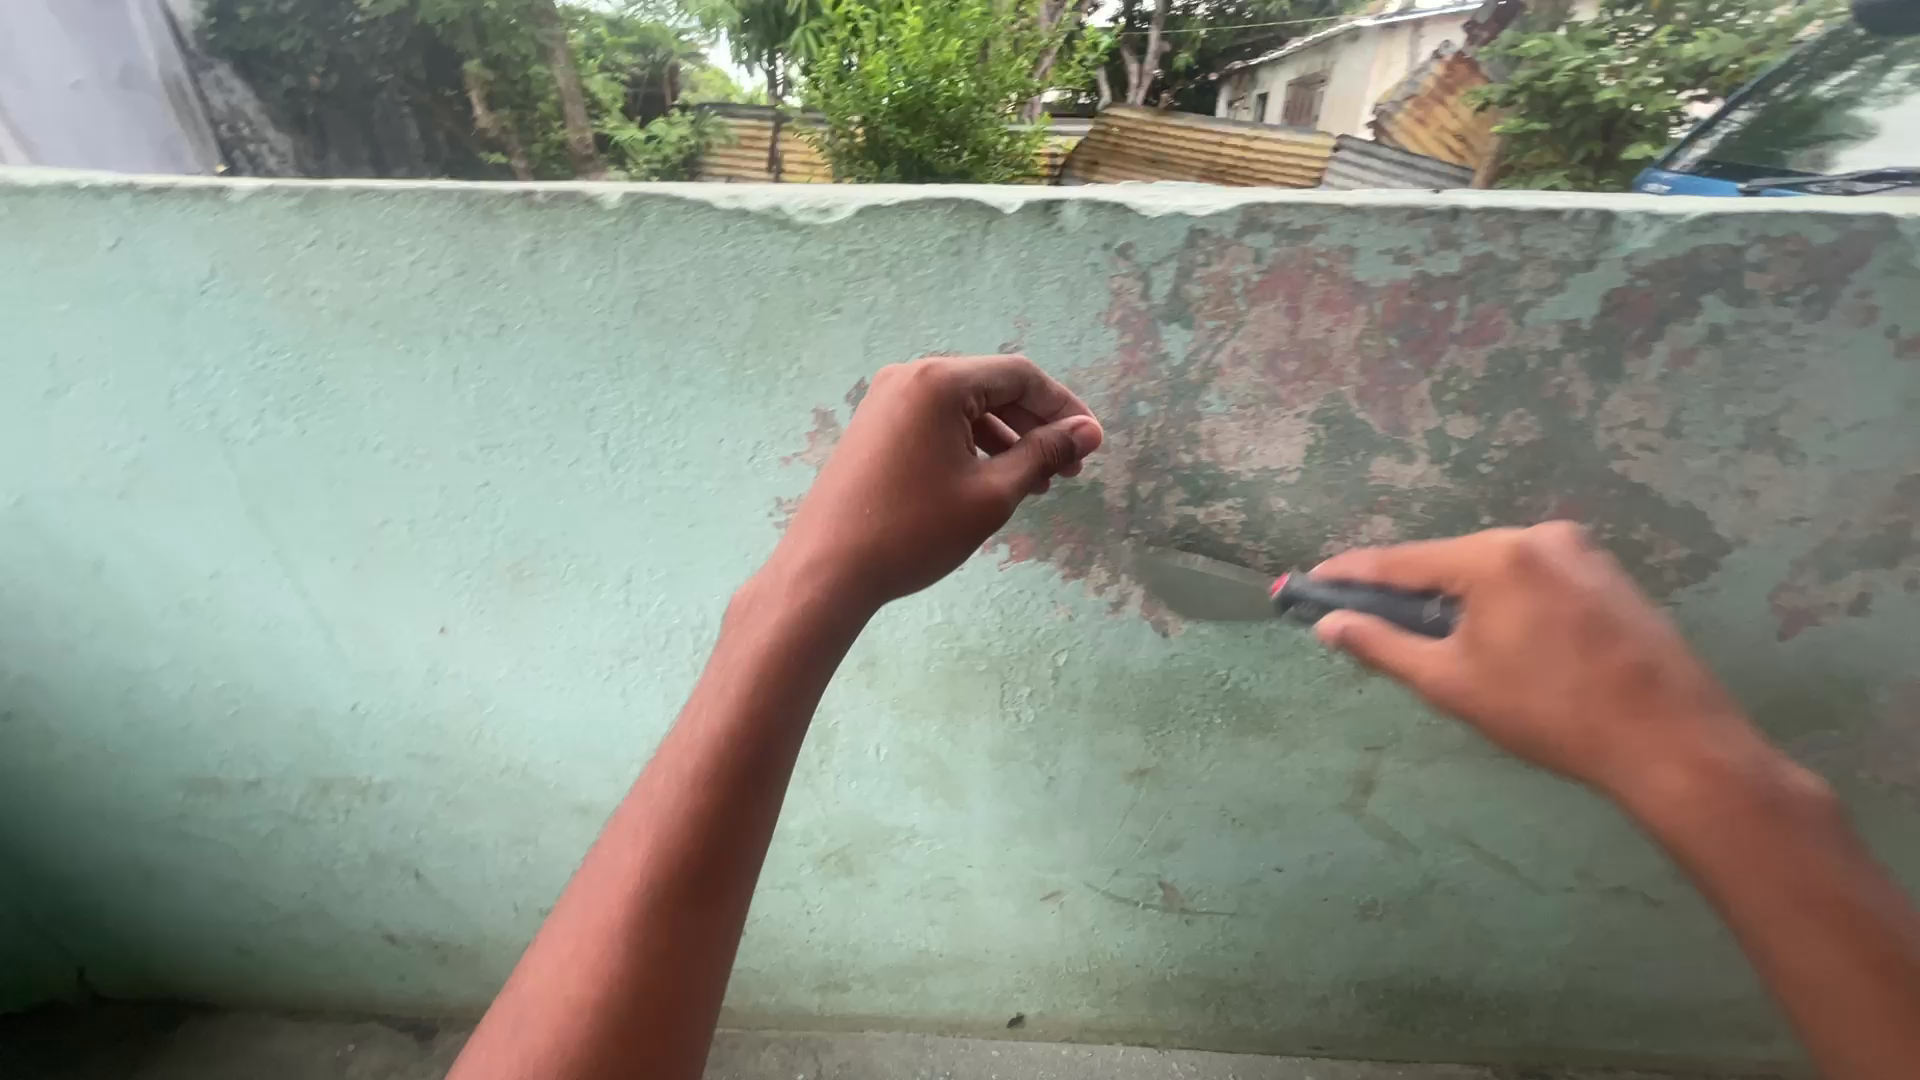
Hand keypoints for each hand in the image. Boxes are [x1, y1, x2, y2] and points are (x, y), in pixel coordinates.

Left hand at [770, 355, 1101, 613]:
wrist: (825, 572)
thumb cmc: (914, 531)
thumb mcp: (991, 494)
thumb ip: (1043, 454)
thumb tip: (1088, 432)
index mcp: (939, 381)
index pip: (1020, 376)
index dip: (1064, 408)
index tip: (1091, 445)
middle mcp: (909, 378)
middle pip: (991, 388)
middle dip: (1035, 426)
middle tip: (1068, 470)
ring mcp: (885, 403)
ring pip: (964, 409)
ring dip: (1005, 440)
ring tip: (1035, 483)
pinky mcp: (873, 430)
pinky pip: (935, 425)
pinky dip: (969, 447)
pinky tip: (989, 481)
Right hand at [1311, 522, 1752, 797]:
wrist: (1677, 746)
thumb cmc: (1548, 713)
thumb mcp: (1448, 681)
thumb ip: (1380, 644)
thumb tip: (1327, 624)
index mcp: (1492, 558)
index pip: (1397, 561)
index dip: (1348, 573)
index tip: (1309, 582)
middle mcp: (1534, 537)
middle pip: (1442, 560)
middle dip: (1402, 588)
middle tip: (1367, 616)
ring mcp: (1578, 551)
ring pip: (1484, 566)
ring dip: (1449, 593)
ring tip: (1427, 631)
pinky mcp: (1605, 572)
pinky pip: (1524, 574)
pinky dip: (1492, 595)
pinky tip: (1488, 630)